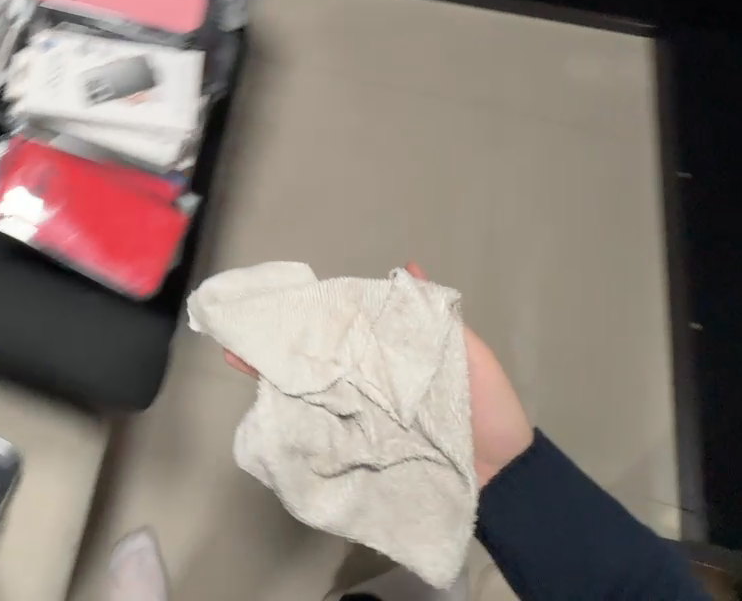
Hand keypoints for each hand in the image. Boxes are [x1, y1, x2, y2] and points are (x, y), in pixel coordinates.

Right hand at [221, 262, 534, 487]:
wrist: (506, 475)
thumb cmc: (485, 408)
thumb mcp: (467, 352)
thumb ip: (434, 313)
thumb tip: (407, 265)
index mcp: (383, 354)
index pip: (338, 326)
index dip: (307, 312)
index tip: (274, 300)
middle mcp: (362, 380)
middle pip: (313, 356)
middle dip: (274, 340)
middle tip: (237, 325)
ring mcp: (357, 414)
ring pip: (306, 388)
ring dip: (269, 372)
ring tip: (234, 354)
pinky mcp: (358, 447)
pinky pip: (319, 428)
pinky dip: (289, 416)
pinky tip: (262, 402)